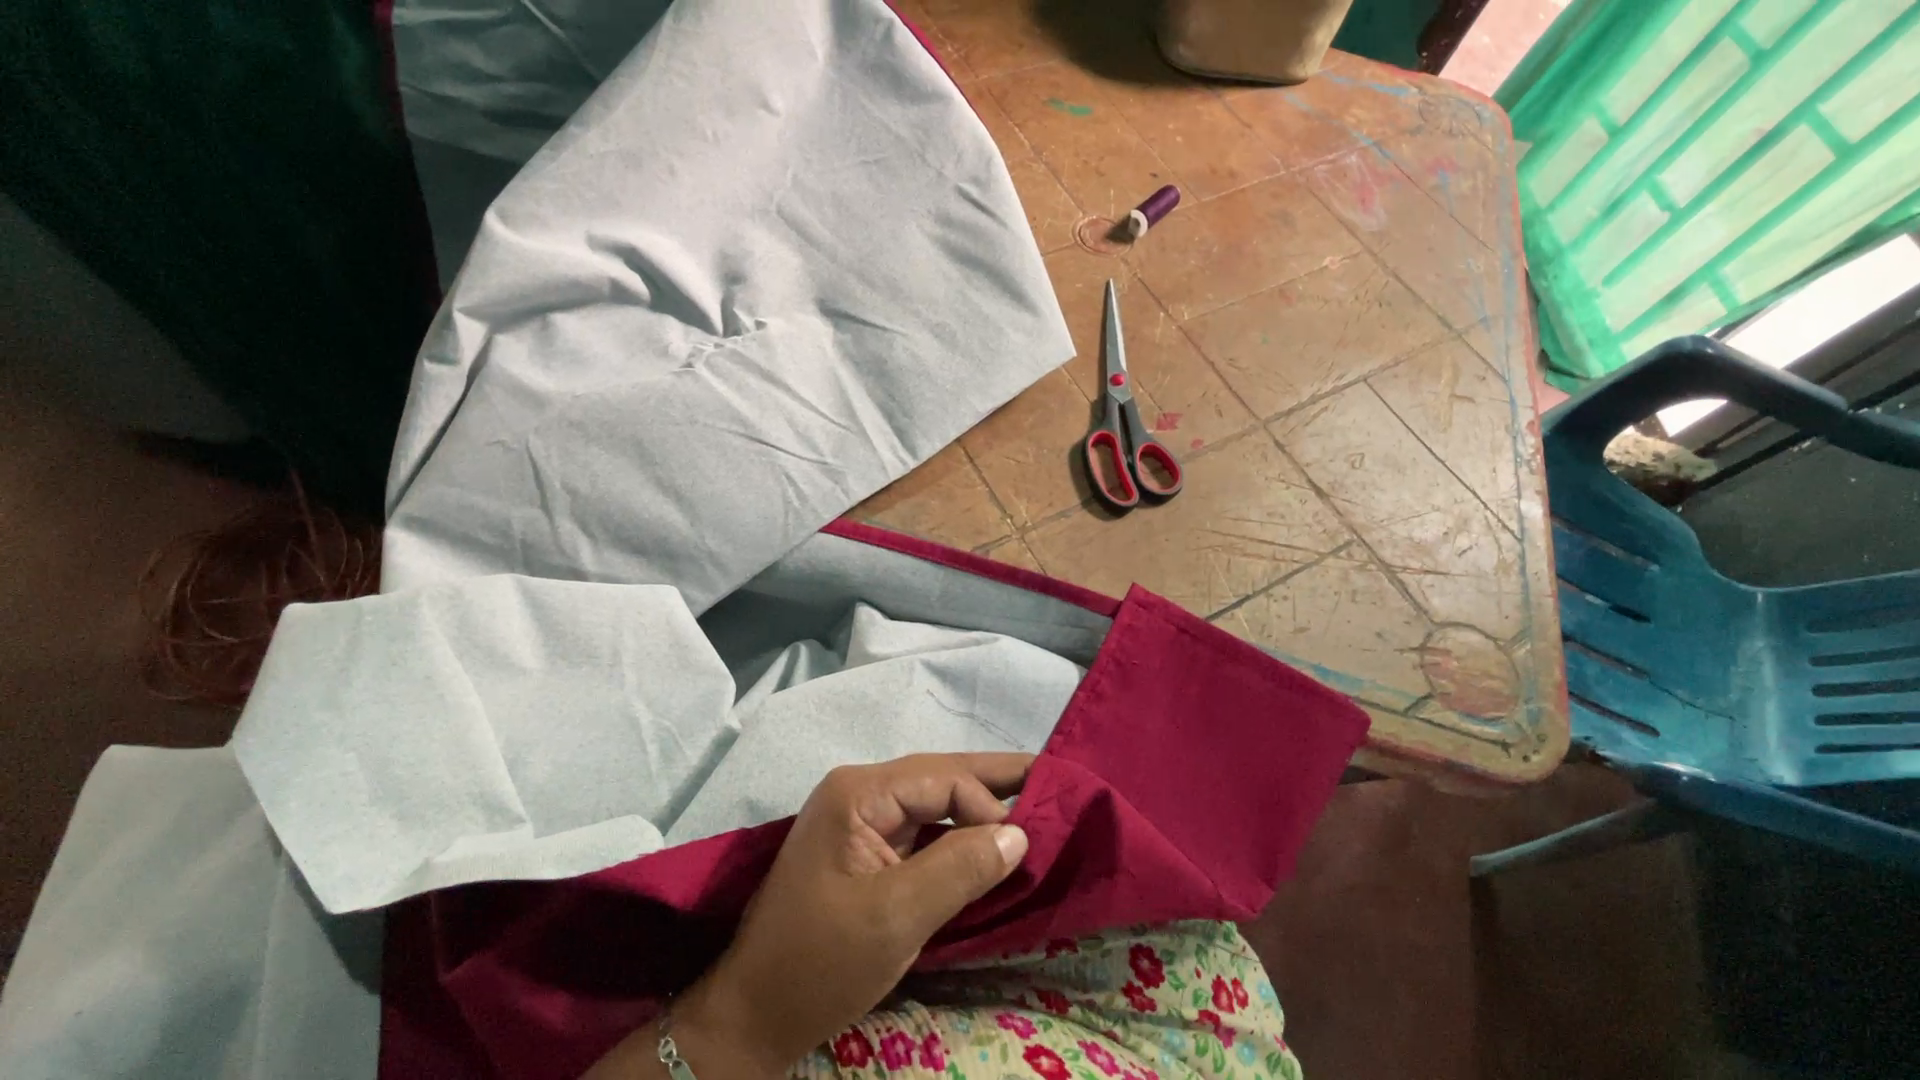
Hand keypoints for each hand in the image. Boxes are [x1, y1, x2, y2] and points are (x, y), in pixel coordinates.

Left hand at [584, 753, 1031, 1079]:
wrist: (754, 1014)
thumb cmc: (820, 962)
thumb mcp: (896, 917)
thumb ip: (961, 868)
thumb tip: (1019, 833)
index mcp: (858, 794)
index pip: (944, 779)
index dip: (989, 806)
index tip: (1023, 850)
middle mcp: (858, 794)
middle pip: (940, 778)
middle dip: (994, 782)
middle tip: (1054, 777)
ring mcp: (858, 823)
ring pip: (933, 804)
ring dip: (978, 811)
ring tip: (1033, 806)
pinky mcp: (862, 853)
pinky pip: (921, 833)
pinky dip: (957, 839)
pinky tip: (988, 846)